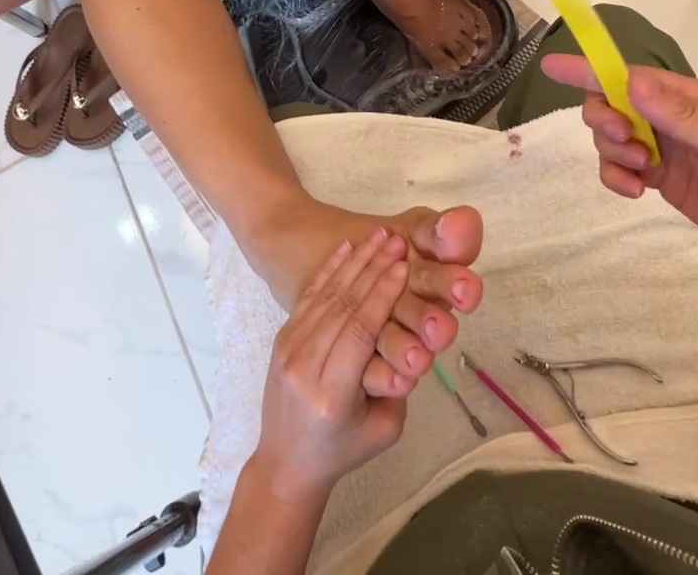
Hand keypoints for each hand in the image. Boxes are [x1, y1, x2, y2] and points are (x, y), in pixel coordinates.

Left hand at [256, 228, 411, 501]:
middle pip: (342, 306)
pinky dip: (330, 269)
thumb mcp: (384, 429)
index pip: (359, 331)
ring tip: (380, 236)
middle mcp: (305, 365)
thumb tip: (414, 338)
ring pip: (325, 296)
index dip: (382, 295)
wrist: (287, 461)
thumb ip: (397, 384)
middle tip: (398, 241)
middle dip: (373, 269)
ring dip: (355, 262)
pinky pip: (310, 297)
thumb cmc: (343, 449)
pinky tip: (348, 248)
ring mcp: (288, 348)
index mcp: (332, 394)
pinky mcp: (283, 337)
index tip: (404, 267)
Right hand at [540, 57, 697, 262]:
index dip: (589, 70)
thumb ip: (681, 115)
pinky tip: (637, 191)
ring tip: (642, 174)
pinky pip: (620, 167)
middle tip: (626, 144)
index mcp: (690, 97)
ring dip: (613, 153)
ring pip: (611, 137)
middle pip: (611, 104)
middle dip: (605, 122)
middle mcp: (671, 115)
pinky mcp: (661, 175)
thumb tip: (630, 81)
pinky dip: (617, 177)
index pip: (629, 75)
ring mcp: (664, 145)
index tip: (551, 68)